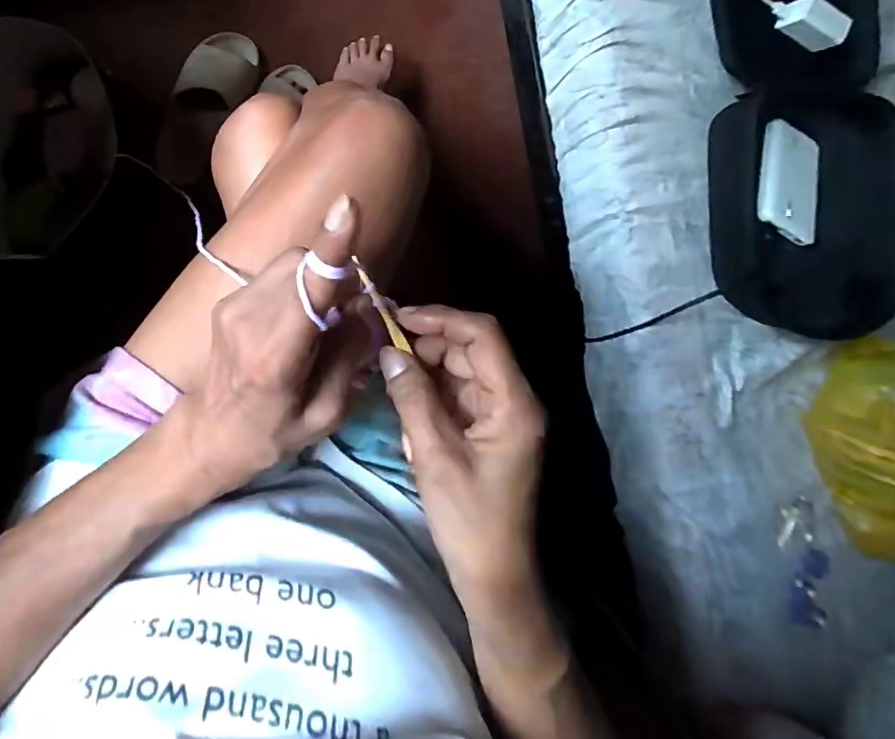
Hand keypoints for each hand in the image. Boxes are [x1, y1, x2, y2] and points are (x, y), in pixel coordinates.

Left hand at [160, 195, 373, 497]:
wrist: (207, 433)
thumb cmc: (271, 434)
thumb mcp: (325, 413)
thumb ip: (348, 355)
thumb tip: (365, 306)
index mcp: (275, 356)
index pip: (308, 289)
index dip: (331, 246)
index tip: (347, 205)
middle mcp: (248, 319)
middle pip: (302, 263)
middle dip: (333, 274)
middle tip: (347, 311)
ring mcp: (233, 305)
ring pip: (289, 263)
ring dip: (315, 278)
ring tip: (320, 321)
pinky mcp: (228, 300)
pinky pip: (275, 276)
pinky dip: (296, 287)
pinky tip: (296, 319)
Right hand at [381, 306, 546, 600]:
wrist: (492, 576)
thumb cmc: (468, 518)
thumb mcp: (433, 455)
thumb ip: (412, 397)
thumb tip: (389, 352)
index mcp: (513, 403)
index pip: (483, 336)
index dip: (441, 319)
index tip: (399, 318)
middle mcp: (510, 400)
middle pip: (470, 348)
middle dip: (426, 339)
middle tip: (382, 341)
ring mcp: (497, 414)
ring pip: (459, 368)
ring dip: (423, 362)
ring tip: (385, 365)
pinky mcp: (482, 428)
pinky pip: (453, 391)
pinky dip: (427, 385)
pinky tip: (400, 390)